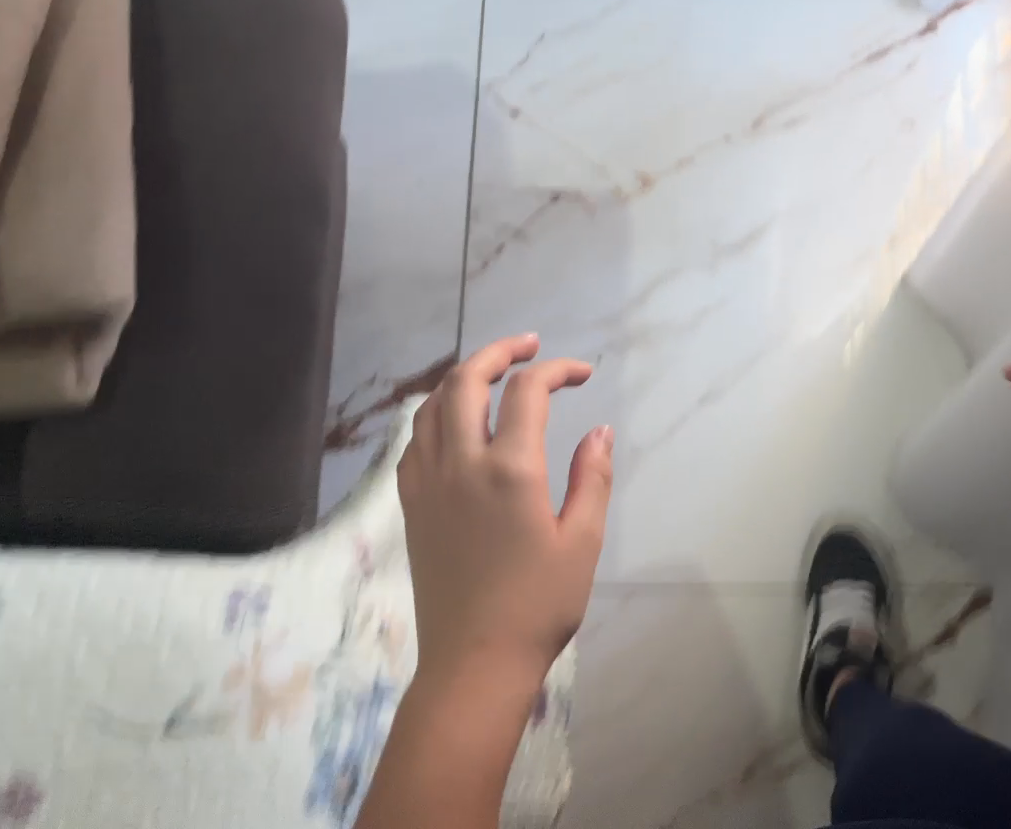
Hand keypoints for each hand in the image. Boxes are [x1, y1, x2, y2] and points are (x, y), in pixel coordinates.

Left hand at [398, 335, 612, 688]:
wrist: (475, 664)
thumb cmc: (540, 603)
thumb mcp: (583, 539)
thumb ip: (592, 477)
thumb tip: (599, 430)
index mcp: (510, 470)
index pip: (528, 392)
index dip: (556, 370)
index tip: (583, 374)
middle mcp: (460, 465)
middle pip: (465, 381)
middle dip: (498, 352)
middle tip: (529, 346)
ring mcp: (427, 485)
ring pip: (430, 407)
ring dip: (462, 378)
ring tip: (493, 375)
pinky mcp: (411, 507)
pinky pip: (415, 441)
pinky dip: (436, 414)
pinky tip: (458, 424)